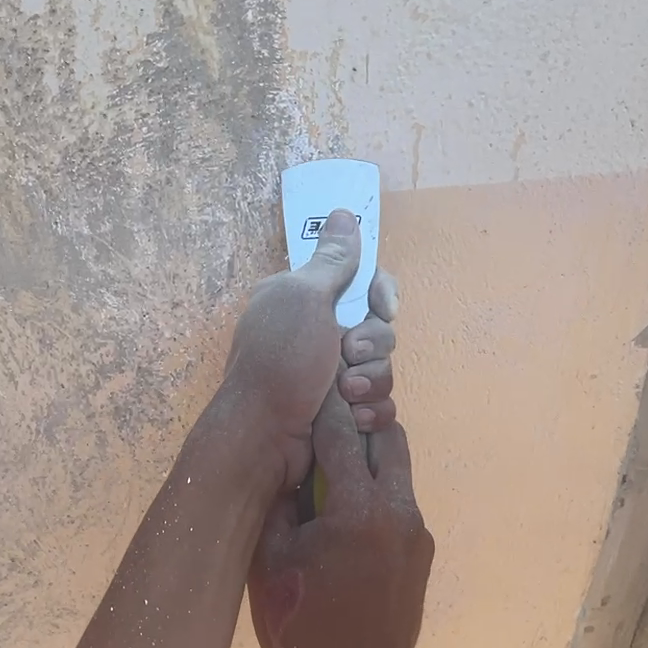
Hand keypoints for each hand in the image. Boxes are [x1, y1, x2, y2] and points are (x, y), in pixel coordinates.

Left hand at [222, 208, 393, 491]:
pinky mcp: (343, 410)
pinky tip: (355, 419)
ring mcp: (331, 373)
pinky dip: (372, 411)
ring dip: (371, 380)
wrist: (266, 437)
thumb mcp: (305, 298)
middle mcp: (319, 331)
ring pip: (382, 366)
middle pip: (379, 325)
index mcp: (305, 298)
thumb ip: (333, 259)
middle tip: (348, 354)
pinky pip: (380, 402)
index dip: (379, 292)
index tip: (382, 306)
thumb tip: (344, 210)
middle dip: (372, 343)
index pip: (361, 281)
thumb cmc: (282, 359)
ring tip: (346, 394)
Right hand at [248, 389, 432, 647]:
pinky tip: (344, 507)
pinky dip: (374, 486)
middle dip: (358, 417)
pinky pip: (398, 498)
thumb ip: (280, 500)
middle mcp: (398, 509)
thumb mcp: (270, 561)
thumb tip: (286, 458)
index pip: (341, 432)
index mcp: (357, 508)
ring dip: (369, 452)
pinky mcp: (423, 550)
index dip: (324, 401)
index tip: (314, 374)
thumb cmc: (301, 629)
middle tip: (326, 413)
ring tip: (333, 457)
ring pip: (398, 465)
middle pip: (388, 434)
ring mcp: (417, 531)